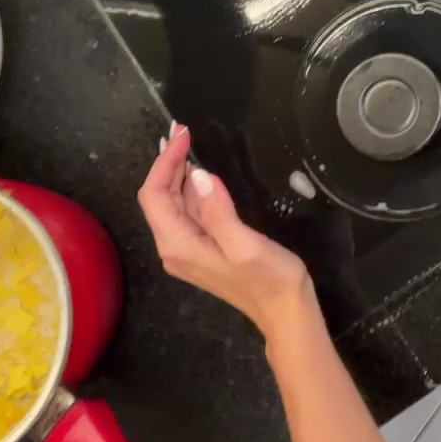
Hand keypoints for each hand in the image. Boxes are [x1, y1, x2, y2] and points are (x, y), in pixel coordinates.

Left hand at [137, 123, 313, 338]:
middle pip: (159, 199)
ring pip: (174, 205)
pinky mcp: (205, 249)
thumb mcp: (245, 243)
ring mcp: (190, 250)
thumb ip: (218, 211)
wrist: (285, 311)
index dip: (165, 162)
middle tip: (184, 130)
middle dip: (167, 163)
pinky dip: (192, 189)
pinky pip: (189, 214)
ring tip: (190, 144)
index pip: (155, 196)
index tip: (184, 135)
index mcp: (179, 245)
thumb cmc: (269, 278)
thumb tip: (199, 175)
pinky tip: (203, 175)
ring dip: (178, 174)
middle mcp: (175, 247)